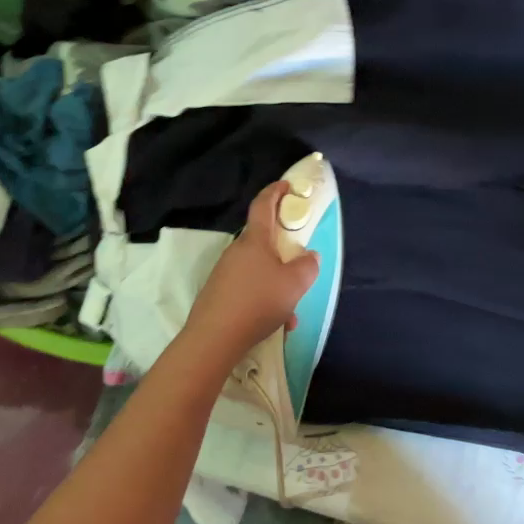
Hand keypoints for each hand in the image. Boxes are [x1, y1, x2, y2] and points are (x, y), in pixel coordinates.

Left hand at [174, 181, 320, 367]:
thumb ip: (307, 266)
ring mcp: (224, 273)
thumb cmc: (258, 302)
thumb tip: (309, 256)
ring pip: (259, 272)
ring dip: (277, 287)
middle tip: (299, 269)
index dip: (275, 191)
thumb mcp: (295, 284)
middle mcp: (236, 251)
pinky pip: (249, 291)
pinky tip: (275, 325)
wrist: (214, 338)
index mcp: (255, 240)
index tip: (286, 186)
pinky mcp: (218, 294)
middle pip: (263, 243)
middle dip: (284, 255)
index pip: (263, 205)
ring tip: (290, 314)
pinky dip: (265, 303)